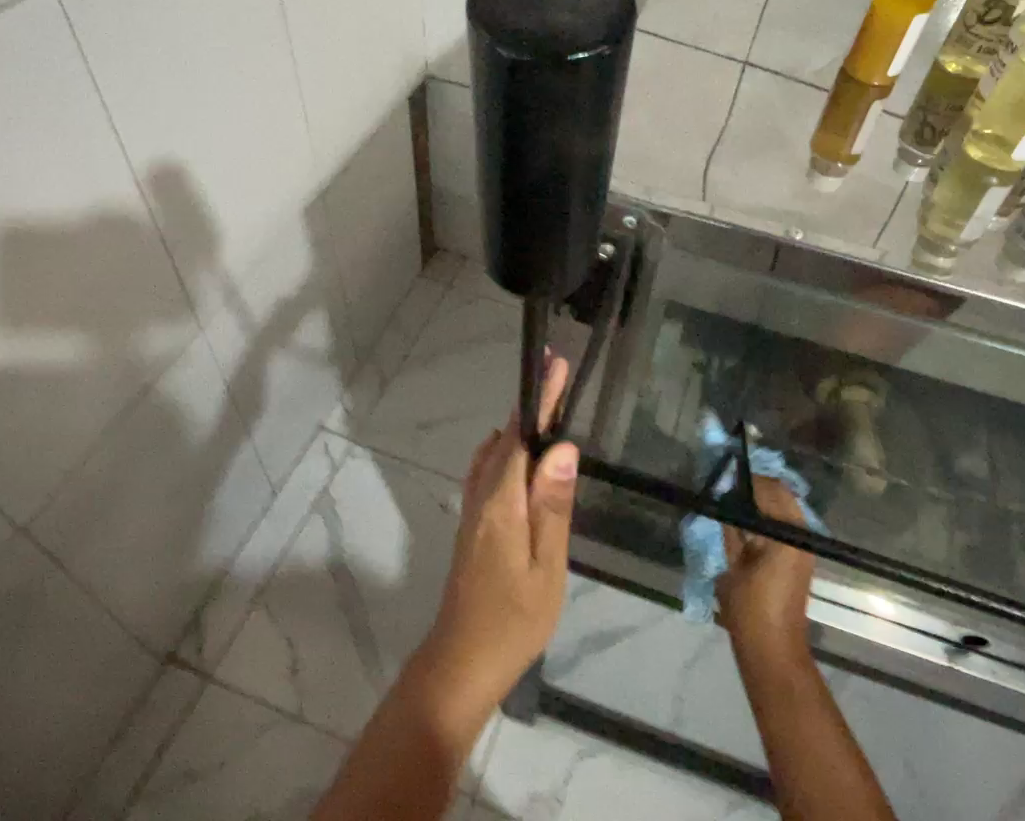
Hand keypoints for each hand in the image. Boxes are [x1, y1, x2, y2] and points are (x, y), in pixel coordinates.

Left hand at [418, 354, 578, 719]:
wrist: (462, 661)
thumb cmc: (513, 620)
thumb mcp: (546, 567)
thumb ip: (552, 507)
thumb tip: (562, 449)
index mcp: (501, 504)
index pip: (523, 438)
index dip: (541, 401)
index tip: (557, 364)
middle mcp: (481, 498)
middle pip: (507, 440)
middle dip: (533, 406)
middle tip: (561, 376)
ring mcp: (472, 512)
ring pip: (495, 455)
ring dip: (520, 427)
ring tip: (547, 407)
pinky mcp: (473, 527)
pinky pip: (489, 473)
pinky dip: (507, 451)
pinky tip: (520, 458)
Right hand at [718, 478, 815, 660]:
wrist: (773, 648)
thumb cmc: (749, 609)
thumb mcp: (731, 566)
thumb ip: (731, 530)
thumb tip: (725, 502)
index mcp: (785, 534)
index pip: (767, 490)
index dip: (745, 480)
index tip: (723, 474)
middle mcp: (800, 535)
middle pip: (781, 494)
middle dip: (755, 487)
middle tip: (727, 487)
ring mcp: (804, 546)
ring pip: (784, 508)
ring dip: (762, 501)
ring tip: (732, 502)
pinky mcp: (801, 557)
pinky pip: (785, 525)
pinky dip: (768, 518)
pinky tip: (745, 523)